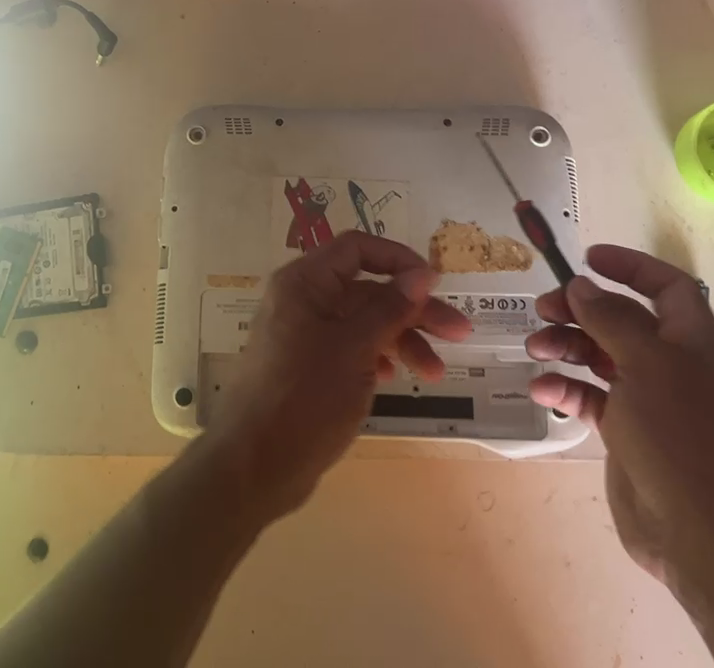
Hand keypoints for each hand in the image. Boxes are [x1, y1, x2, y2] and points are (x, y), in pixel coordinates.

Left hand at [205, 231, 471, 515]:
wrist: (253, 465)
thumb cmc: (304, 397)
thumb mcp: (354, 348)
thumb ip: (389, 308)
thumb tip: (421, 273)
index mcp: (304, 283)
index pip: (357, 248)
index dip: (399, 260)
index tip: (437, 284)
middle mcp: (301, 301)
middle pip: (366, 289)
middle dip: (413, 310)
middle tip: (459, 333)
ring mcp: (303, 335)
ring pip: (362, 322)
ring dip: (401, 340)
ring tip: (435, 374)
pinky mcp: (306, 367)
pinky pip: (349, 348)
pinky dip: (376, 357)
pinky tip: (394, 377)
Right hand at [525, 244, 713, 586]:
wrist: (696, 527)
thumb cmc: (678, 432)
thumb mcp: (645, 363)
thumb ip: (610, 318)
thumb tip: (581, 285)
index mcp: (694, 340)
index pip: (667, 286)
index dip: (630, 266)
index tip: (587, 258)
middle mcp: (674, 364)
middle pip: (623, 319)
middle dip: (581, 310)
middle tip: (543, 308)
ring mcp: (650, 400)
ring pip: (601, 356)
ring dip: (566, 347)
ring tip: (535, 348)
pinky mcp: (628, 432)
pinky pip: (591, 397)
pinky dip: (566, 389)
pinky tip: (542, 391)